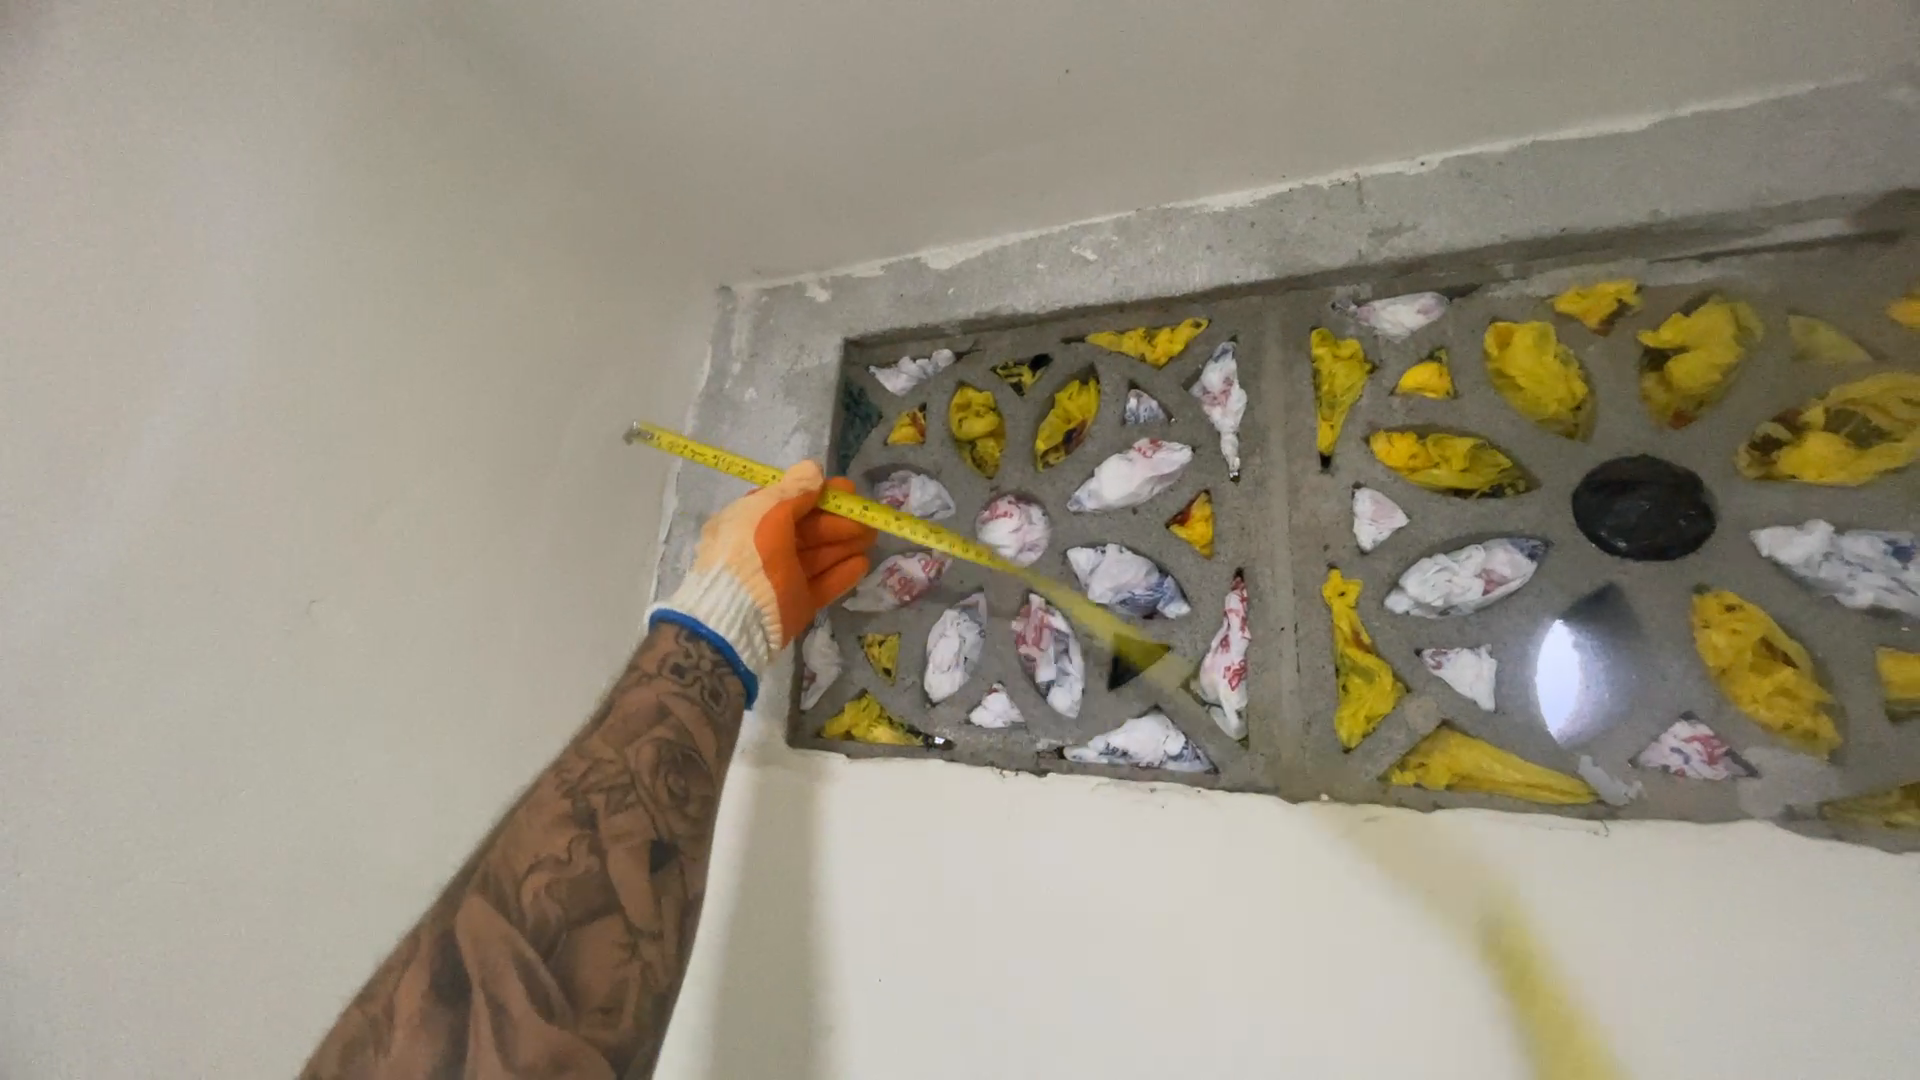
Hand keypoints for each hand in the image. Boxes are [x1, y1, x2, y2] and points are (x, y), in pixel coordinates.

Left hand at [651, 461, 875, 702]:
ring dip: (846, 544)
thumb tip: (813, 470)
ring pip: (818, 556)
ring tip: (873, 538)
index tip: (850, 490)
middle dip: (839, 521)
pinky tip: (863, 564)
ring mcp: (781, 578)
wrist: (733, 622)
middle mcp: (765, 547)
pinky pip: (822, 585)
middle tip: (869, 518)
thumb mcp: (766, 514)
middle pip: (808, 529)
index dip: (820, 493)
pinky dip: (842, 573)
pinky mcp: (795, 605)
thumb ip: (793, 491)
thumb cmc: (749, 557)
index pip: (790, 501)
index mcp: (750, 522)